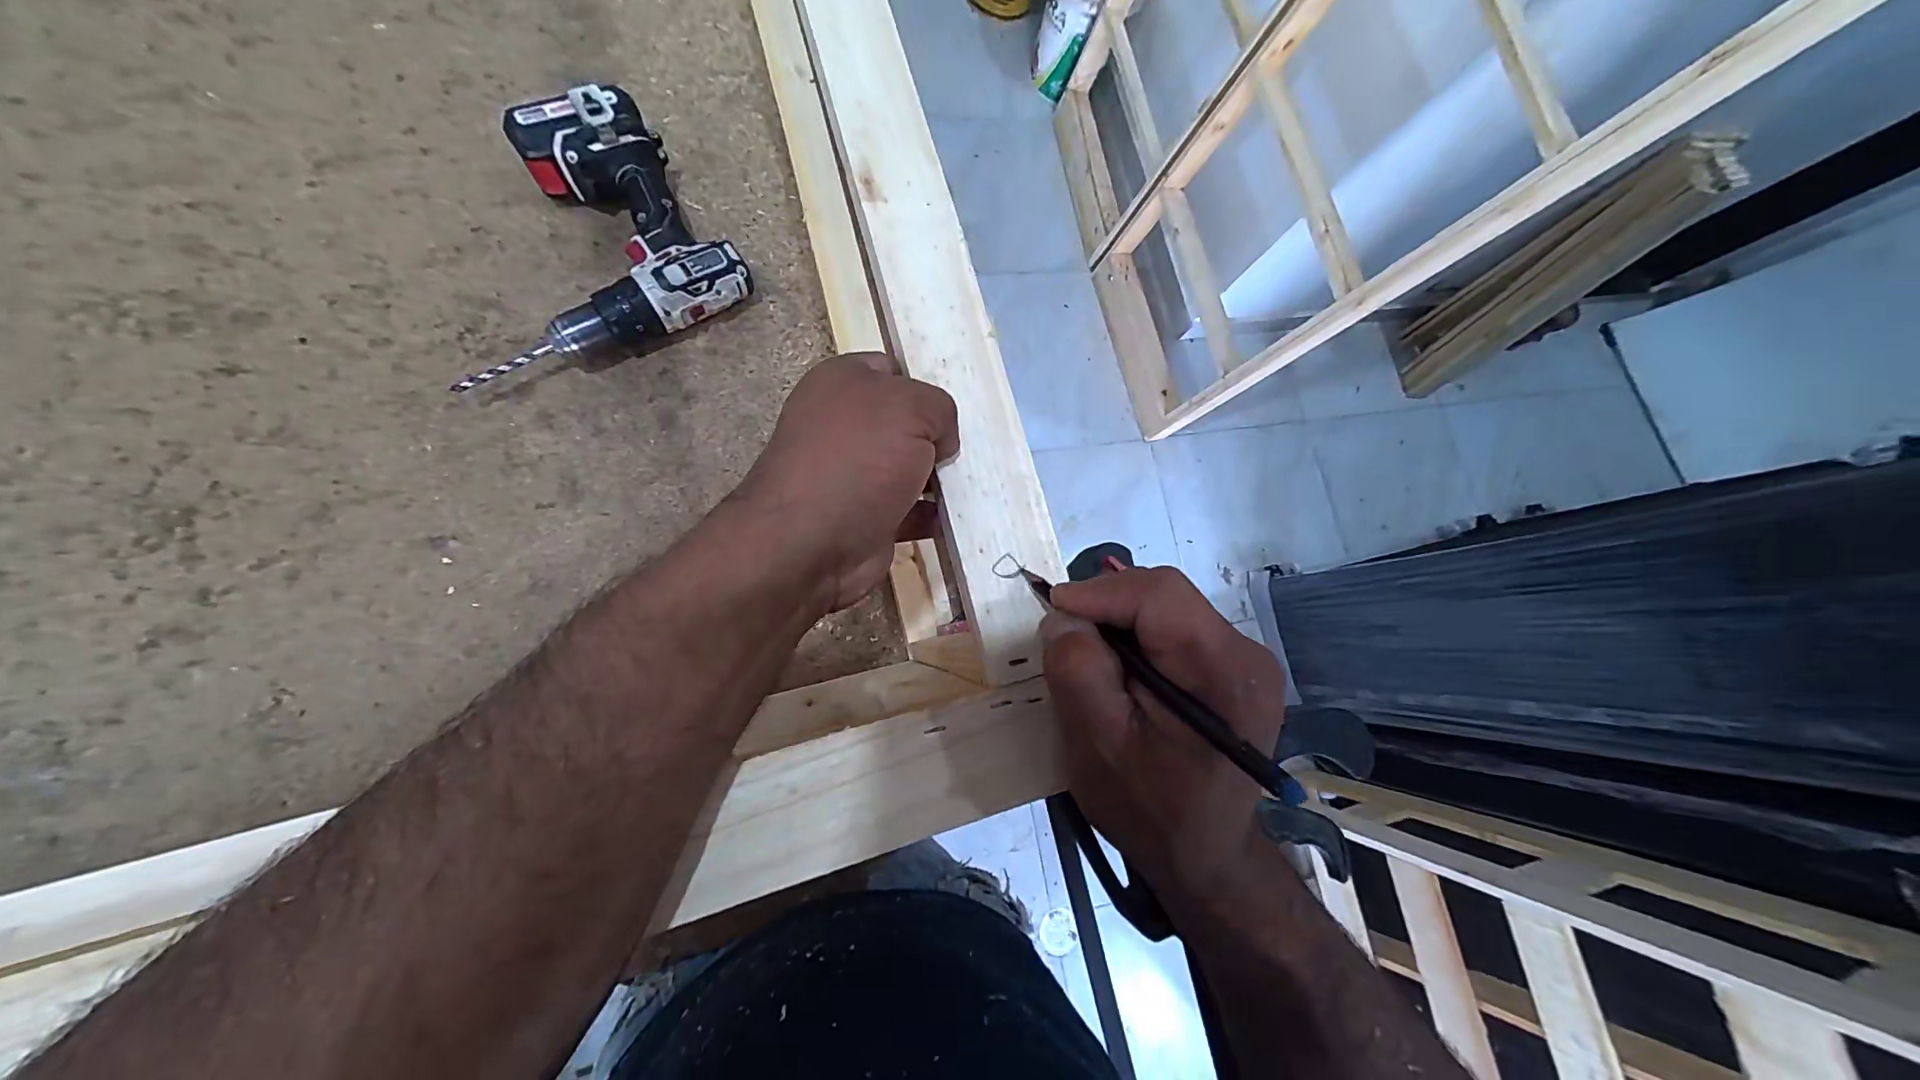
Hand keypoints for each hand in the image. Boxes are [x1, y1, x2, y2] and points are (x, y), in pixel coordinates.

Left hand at [733, 353, 957, 612]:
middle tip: (965, 450)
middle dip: (936, 437)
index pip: (892, 371)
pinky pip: (911, 510)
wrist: (809, 544)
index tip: (950, 410)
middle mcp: (842, 425)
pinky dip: (934, 516)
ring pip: (911, 468)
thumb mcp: (911, 408)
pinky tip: (959, 518)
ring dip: (940, 479)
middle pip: (905, 423)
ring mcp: (852, 475)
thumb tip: (940, 441)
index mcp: (841, 383)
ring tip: (973, 483)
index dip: (924, 385)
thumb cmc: (858, 460)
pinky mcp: (866, 518)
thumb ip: (939, 408)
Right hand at [1041, 567, 1287, 905]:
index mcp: (1226, 671)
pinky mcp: (1231, 668)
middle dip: (1106, 609)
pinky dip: (1134, 639)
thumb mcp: (1098, 744)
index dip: (1098, 592)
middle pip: (1164, 596)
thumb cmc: (1149, 809)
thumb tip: (1065, 616)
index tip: (1051, 610)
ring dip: (1117, 624)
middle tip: (1063, 640)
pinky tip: (1116, 671)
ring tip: (1086, 658)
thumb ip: (1078, 670)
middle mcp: (1247, 654)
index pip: (1159, 594)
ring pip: (1165, 608)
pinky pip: (1173, 629)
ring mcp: (1244, 660)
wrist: (1203, 855)